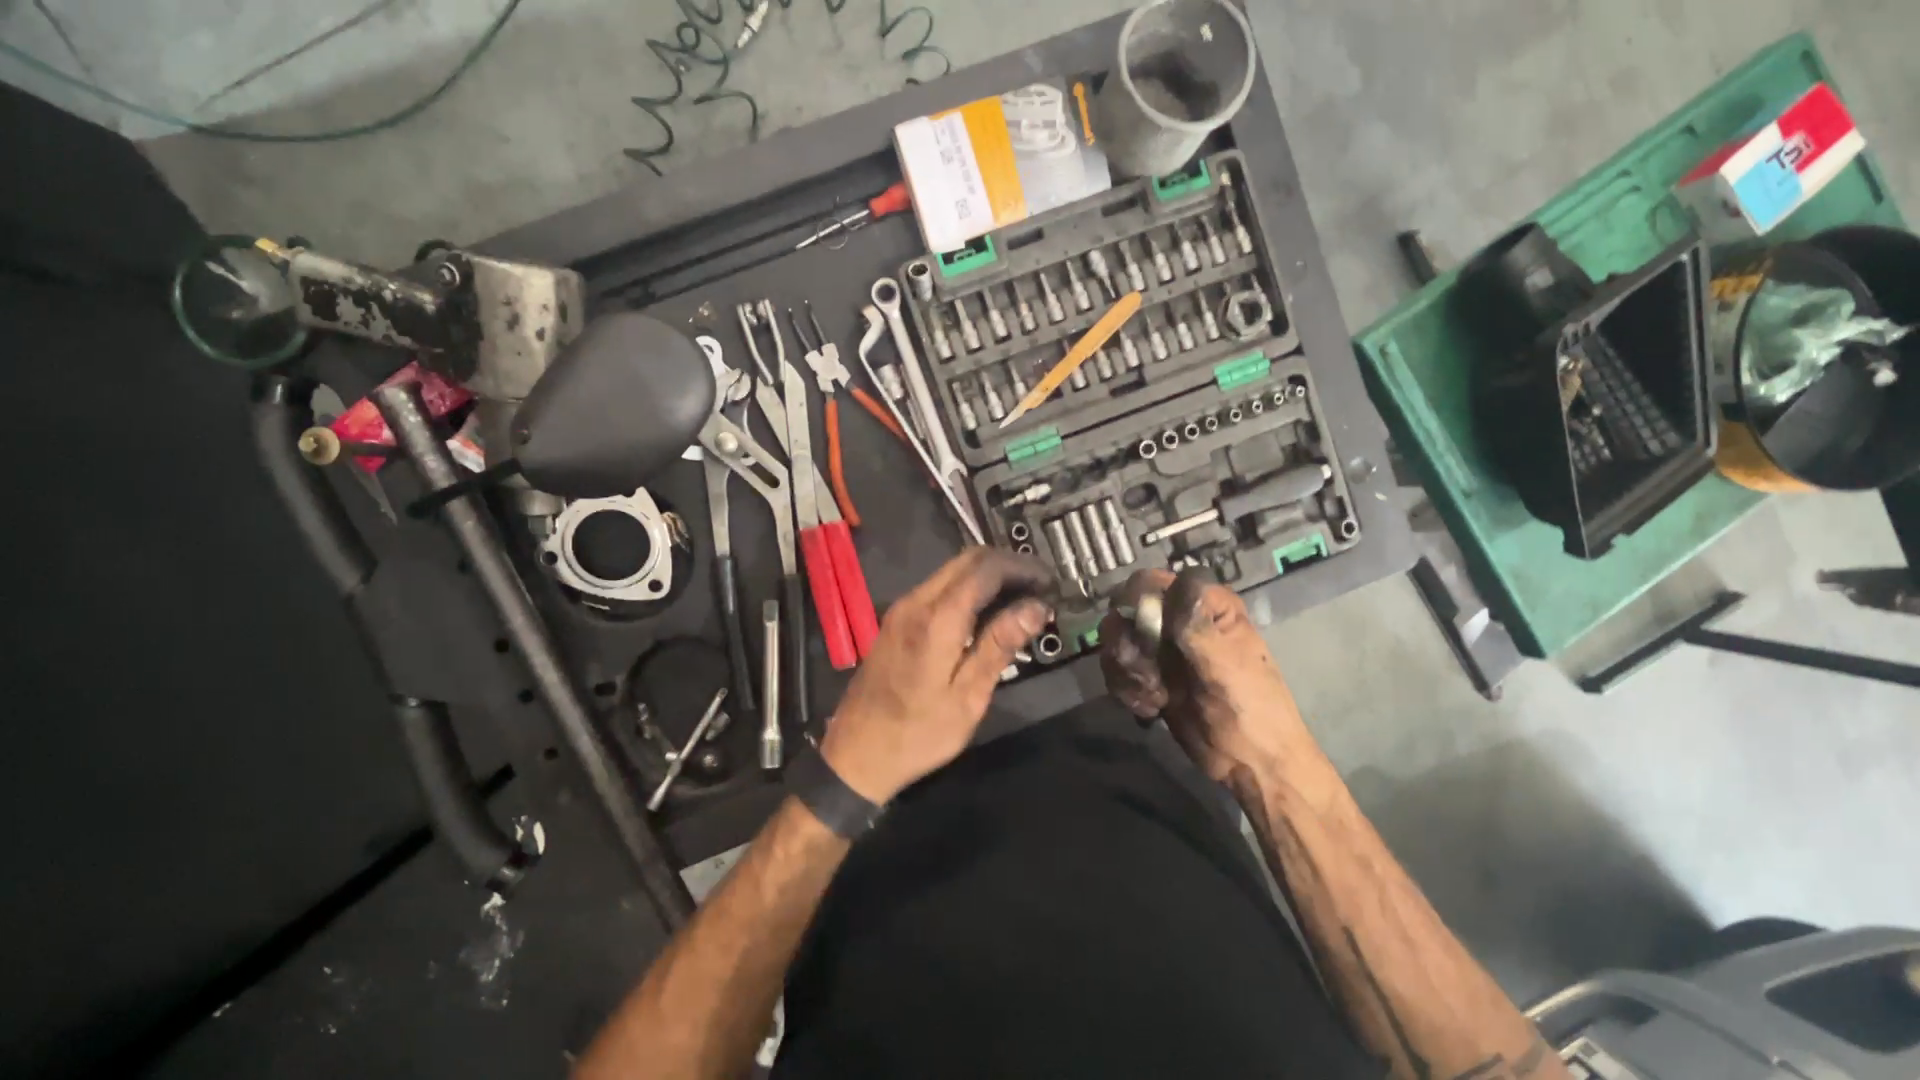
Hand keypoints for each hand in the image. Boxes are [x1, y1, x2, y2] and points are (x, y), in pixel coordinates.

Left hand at [822, 548, 1052, 802]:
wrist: (856, 754)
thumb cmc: (918, 734)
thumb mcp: (967, 697)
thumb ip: (999, 646)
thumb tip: (1036, 607)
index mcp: (937, 619)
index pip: (986, 568)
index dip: (1023, 568)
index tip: (1051, 583)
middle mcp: (916, 602)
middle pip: (968, 559)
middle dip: (1008, 565)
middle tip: (1040, 588)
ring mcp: (902, 608)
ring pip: (952, 570)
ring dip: (988, 574)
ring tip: (1022, 600)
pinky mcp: (896, 620)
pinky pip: (939, 587)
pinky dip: (968, 588)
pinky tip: (988, 613)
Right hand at [1099, 570, 1304, 783]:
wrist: (1251, 763)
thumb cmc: (1251, 709)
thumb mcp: (1225, 666)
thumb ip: (1195, 626)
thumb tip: (1179, 582)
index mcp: (1207, 605)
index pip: (1154, 582)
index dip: (1139, 603)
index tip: (1144, 636)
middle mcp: (1180, 619)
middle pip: (1126, 611)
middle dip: (1128, 646)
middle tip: (1148, 677)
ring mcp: (1163, 649)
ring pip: (1116, 641)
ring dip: (1127, 672)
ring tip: (1155, 699)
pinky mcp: (1150, 677)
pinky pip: (1117, 671)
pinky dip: (1126, 691)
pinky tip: (1151, 710)